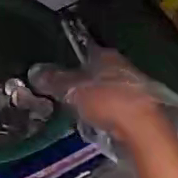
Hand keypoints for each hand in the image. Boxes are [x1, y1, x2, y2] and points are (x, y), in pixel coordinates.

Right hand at [48, 52, 169, 143]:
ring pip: (107, 87)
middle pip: (98, 70)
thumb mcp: (74, 91)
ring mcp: (135, 86)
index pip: (86, 49)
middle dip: (83, 79)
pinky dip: (105, 110)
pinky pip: (115, 104)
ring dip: (95, 96)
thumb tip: (35, 71)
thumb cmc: (107, 102)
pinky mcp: (141, 107)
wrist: (143, 128)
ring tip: (77, 109)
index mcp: (107, 56)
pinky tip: (96, 120)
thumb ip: (55, 80)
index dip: (72, 58)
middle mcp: (123, 66)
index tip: (58, 70)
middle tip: (64, 91)